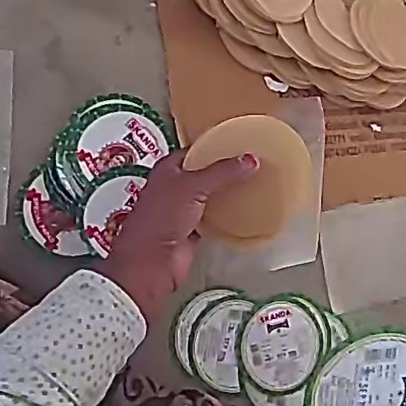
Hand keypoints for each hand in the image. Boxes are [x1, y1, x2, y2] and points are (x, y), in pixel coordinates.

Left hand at [99, 151, 257, 323]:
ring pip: (211, 196)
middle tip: (251, 163)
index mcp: (169, 169)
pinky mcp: (193, 231)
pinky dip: (228, 215)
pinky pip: (215, 219)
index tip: (239, 143)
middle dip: (226, 170)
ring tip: (254, 183)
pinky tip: (245, 210)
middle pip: (205, 174)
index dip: (215, 146)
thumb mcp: (192, 186)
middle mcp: (175, 188)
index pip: (196, 151)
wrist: (151, 262)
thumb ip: (222, 172)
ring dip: (228, 193)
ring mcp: (184, 210)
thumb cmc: (160, 219)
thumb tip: (250, 160)